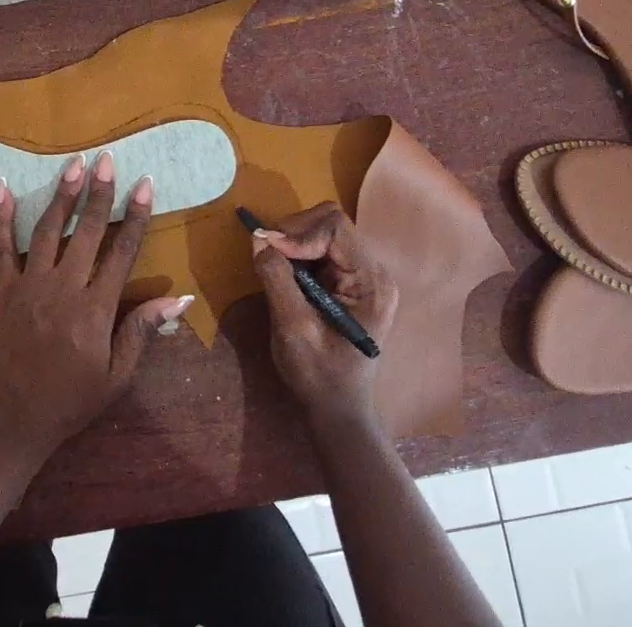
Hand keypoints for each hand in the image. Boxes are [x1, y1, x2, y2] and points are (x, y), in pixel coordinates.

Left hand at [0, 152, 193, 460]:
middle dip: (100, 193)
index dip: (136, 217)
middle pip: (87, 232)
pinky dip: (1, 216)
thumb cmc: (71, 400)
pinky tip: (1, 186)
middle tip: (108, 159)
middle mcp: (63, 288)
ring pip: (48, 231)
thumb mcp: (117, 376)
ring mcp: (30, 286)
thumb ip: (142, 331)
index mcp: (95, 309)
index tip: (145, 185)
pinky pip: (1, 247)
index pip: (122, 253)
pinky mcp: (3, 290)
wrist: (14, 417)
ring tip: (74, 164)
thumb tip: (180, 298)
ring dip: (62, 195)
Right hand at [252, 202, 397, 429]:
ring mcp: (363, 276)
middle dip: (294, 233)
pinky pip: (322, 250)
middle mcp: (373, 271)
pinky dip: (298, 255)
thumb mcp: (292, 328)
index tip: (270, 252)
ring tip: (276, 268)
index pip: (335, 226)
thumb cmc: (319, 374)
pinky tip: (287, 277)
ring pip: (324, 233)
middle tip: (268, 256)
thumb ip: (277, 279)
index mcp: (371, 282)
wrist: (337, 408)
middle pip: (331, 223)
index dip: (298, 232)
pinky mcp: (350, 282)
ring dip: (294, 244)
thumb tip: (258, 239)